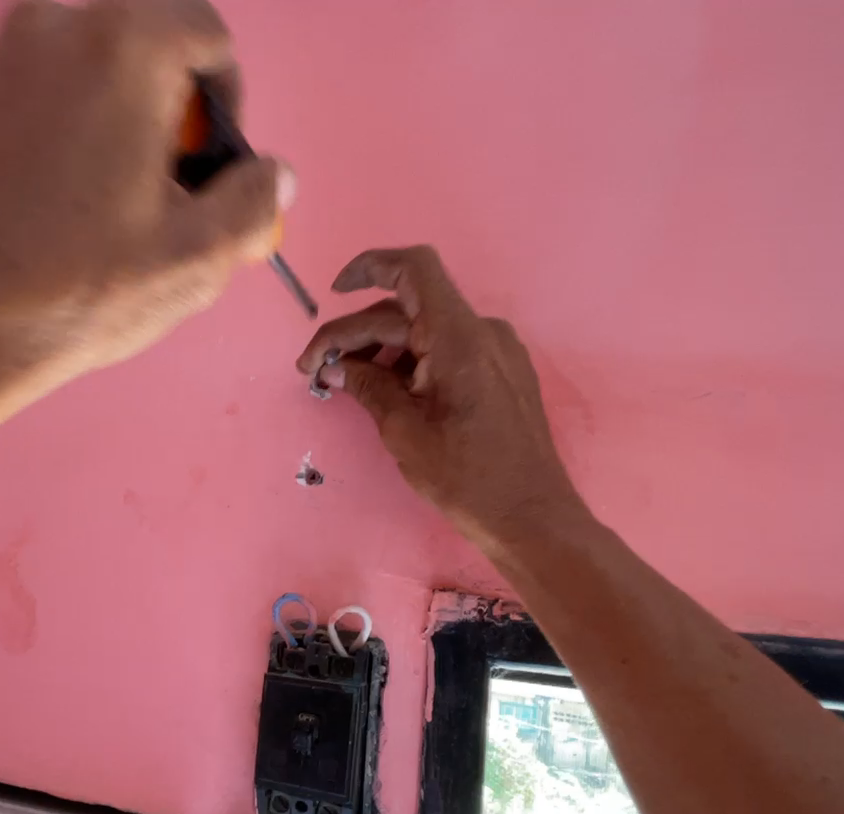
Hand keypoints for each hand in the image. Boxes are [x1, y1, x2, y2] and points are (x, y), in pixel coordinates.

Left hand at [0, 0, 291, 399]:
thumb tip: (273, 177)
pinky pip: (32, 95)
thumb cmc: (69, 295)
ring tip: (106, 205)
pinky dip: (59, 131)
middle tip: (160, 190)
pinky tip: (51, 208)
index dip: (224, 101)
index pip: (205, 32)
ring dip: (112, 119)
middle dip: (166, 108)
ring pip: (83, 68)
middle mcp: (51, 25)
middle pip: (141, 43)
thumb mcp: (191, 262)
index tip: (208, 164)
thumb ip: (253, 205)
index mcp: (123, 45)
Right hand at [296, 245, 585, 549]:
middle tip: (313, 371)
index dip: (368, 267)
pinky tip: (382, 391)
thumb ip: (367, 387)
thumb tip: (333, 367)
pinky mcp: (498, 374)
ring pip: (423, 333)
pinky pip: (444, 351)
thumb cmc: (465, 477)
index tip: (332, 293)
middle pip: (406, 311)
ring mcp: (495, 352)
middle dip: (354, 335)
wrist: (531, 516)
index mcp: (459, 338)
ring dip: (378, 351)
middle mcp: (482, 332)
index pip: (413, 270)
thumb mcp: (403, 431)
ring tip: (342, 385)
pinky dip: (407, 362)